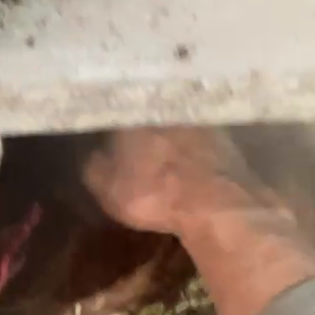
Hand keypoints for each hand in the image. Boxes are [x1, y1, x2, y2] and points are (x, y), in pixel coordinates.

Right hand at [85, 127, 314, 314]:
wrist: (213, 202)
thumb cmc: (152, 195)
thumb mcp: (109, 191)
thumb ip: (95, 170)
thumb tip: (91, 156)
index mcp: (133, 120)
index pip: (115, 115)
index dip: (108, 128)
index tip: (104, 139)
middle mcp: (166, 112)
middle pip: (148, 116)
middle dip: (140, 128)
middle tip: (133, 144)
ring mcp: (198, 122)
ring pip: (176, 125)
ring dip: (169, 137)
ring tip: (162, 154)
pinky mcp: (223, 137)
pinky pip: (199, 140)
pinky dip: (191, 150)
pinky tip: (188, 163)